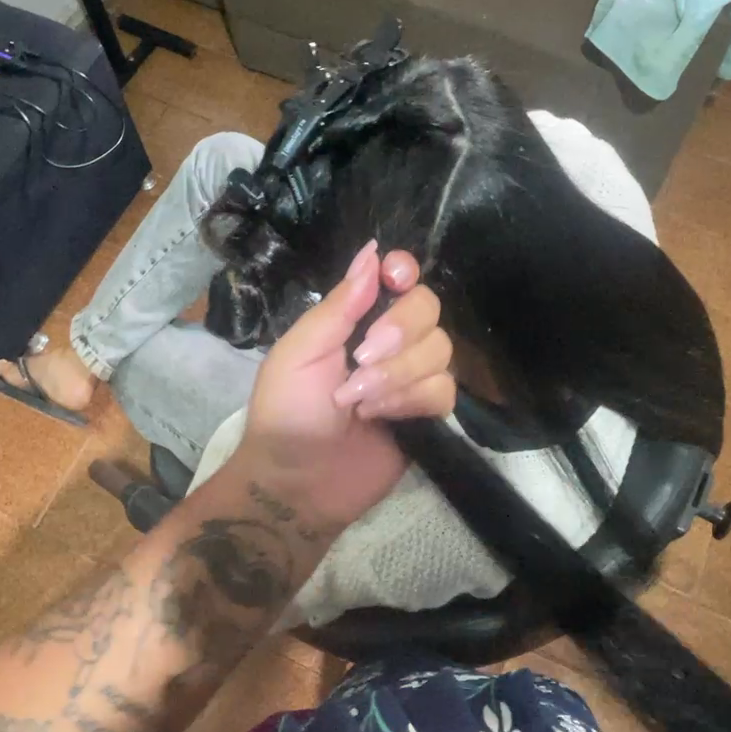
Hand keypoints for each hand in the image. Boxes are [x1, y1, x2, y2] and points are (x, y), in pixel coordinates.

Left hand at [240, 240, 455, 526]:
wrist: (296, 481)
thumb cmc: (286, 411)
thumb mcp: (301, 350)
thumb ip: (340, 303)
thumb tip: (372, 251)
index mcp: (355, 318)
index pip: (399, 277)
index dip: (404, 271)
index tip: (396, 279)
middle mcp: (389, 339)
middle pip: (428, 306)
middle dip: (398, 331)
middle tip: (361, 358)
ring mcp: (410, 376)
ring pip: (440, 349)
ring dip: (396, 374)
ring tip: (358, 402)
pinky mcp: (427, 413)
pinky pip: (444, 389)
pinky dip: (411, 400)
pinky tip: (382, 417)